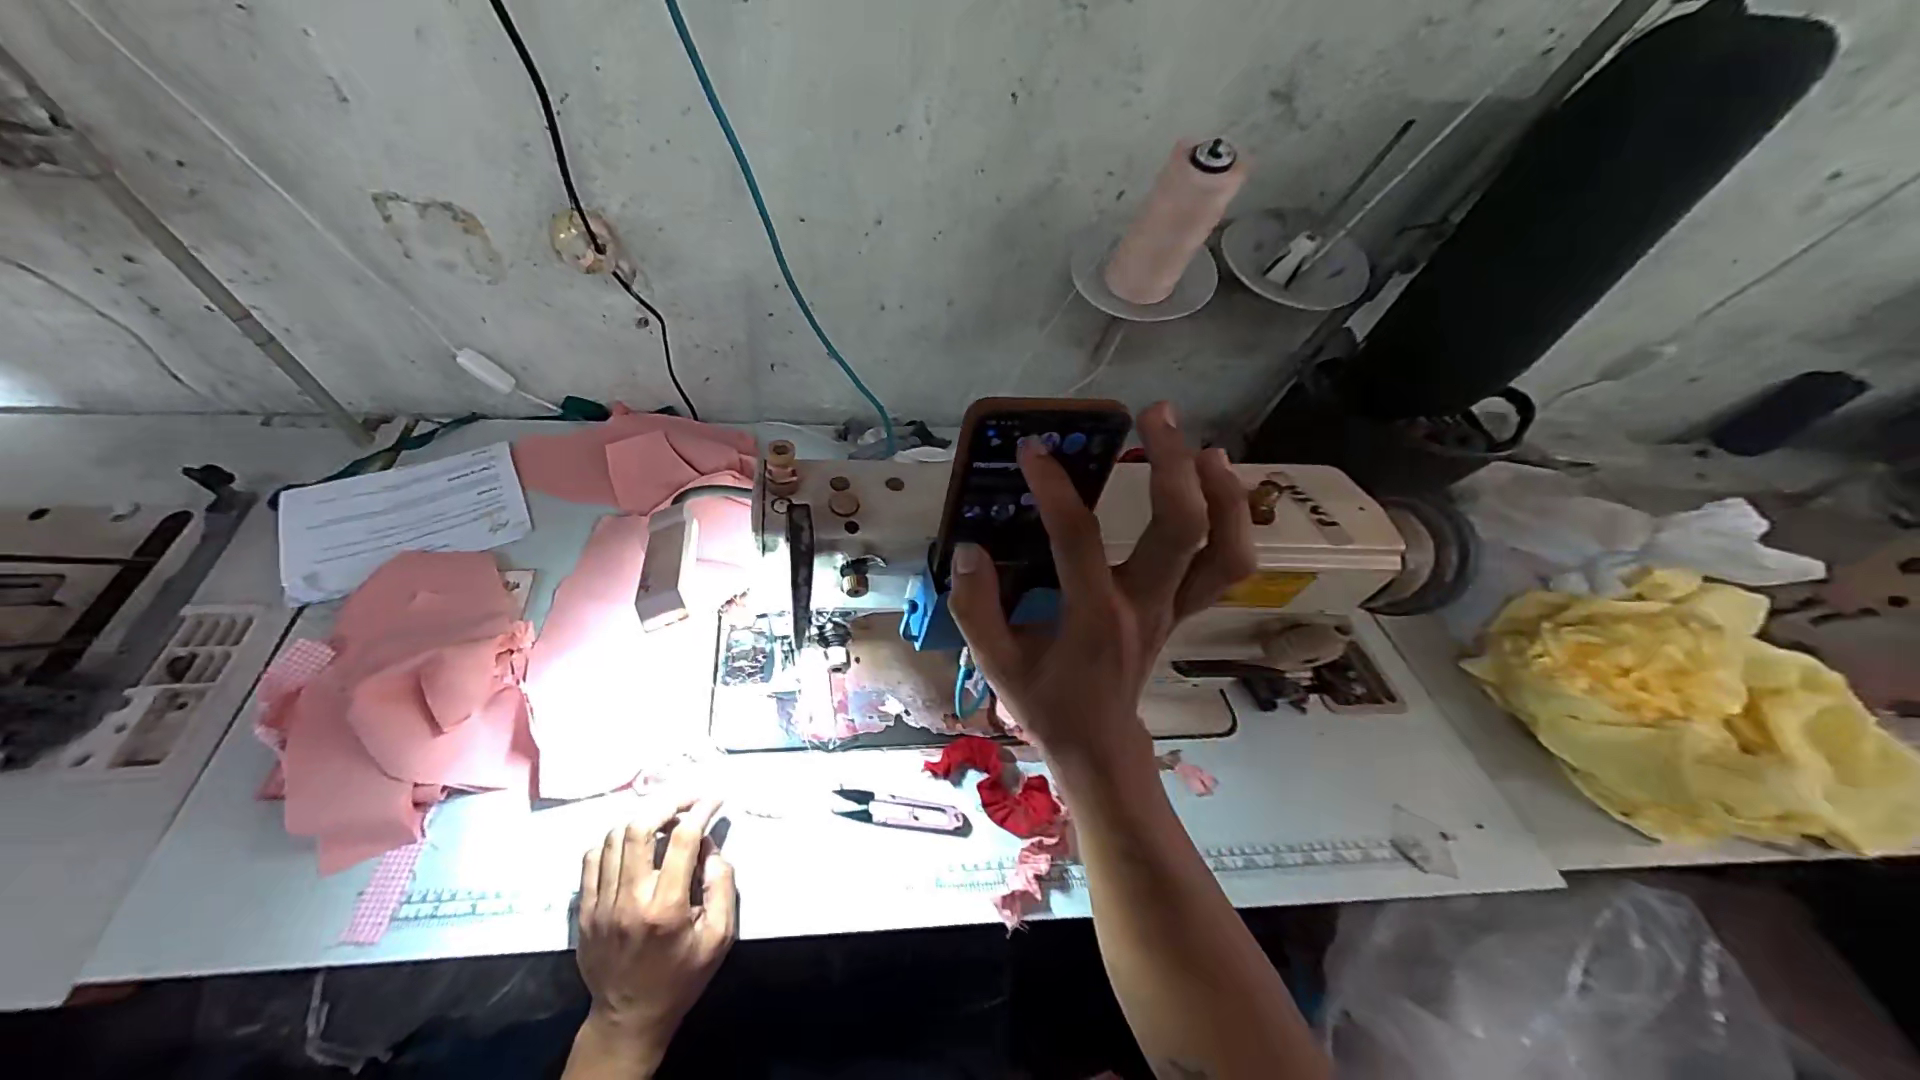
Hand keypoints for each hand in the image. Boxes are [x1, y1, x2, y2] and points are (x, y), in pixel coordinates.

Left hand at [570, 798, 735, 1075]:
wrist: (630, 1017)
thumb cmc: (682, 976)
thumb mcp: (719, 936)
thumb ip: (722, 885)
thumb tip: (710, 846)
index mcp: (666, 907)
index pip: (682, 839)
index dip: (701, 810)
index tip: (714, 800)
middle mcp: (629, 900)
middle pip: (639, 828)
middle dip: (667, 804)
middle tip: (687, 801)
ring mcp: (600, 904)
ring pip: (613, 838)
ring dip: (641, 820)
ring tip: (662, 821)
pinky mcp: (583, 910)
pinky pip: (591, 858)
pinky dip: (613, 841)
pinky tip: (632, 844)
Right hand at [949, 402, 1254, 762]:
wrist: (1097, 741)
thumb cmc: (1047, 701)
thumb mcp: (996, 662)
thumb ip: (975, 607)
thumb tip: (968, 549)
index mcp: (1093, 618)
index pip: (1077, 539)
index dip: (1054, 488)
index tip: (1033, 450)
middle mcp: (1144, 606)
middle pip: (1181, 528)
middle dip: (1171, 463)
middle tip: (1157, 415)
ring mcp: (1174, 608)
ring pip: (1225, 549)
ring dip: (1223, 493)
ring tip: (1203, 449)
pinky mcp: (1185, 608)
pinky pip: (1227, 566)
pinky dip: (1232, 523)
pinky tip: (1213, 487)